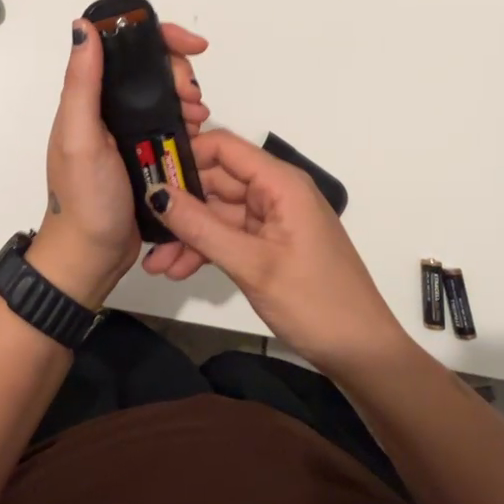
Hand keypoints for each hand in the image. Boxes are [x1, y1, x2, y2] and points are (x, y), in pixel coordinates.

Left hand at [30, 19, 209, 307]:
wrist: (92, 256)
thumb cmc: (84, 197)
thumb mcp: (80, 136)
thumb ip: (83, 83)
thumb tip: (84, 26)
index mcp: (88, 98)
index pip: (122, 48)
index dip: (158, 37)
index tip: (193, 46)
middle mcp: (107, 108)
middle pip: (150, 69)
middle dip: (179, 73)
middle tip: (192, 98)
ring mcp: (127, 132)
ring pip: (165, 97)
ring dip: (187, 99)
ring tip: (197, 119)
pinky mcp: (145, 154)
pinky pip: (172, 127)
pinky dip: (188, 124)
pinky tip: (196, 135)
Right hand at [144, 130, 408, 377]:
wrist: (362, 355)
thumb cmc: (315, 302)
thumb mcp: (252, 264)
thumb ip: (201, 227)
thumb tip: (155, 192)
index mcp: (281, 183)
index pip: (224, 147)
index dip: (184, 154)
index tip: (147, 173)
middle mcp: (275, 193)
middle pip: (215, 181)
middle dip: (178, 205)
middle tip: (141, 226)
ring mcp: (272, 221)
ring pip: (216, 213)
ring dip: (186, 235)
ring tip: (156, 264)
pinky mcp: (268, 245)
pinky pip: (227, 236)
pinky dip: (203, 250)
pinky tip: (176, 270)